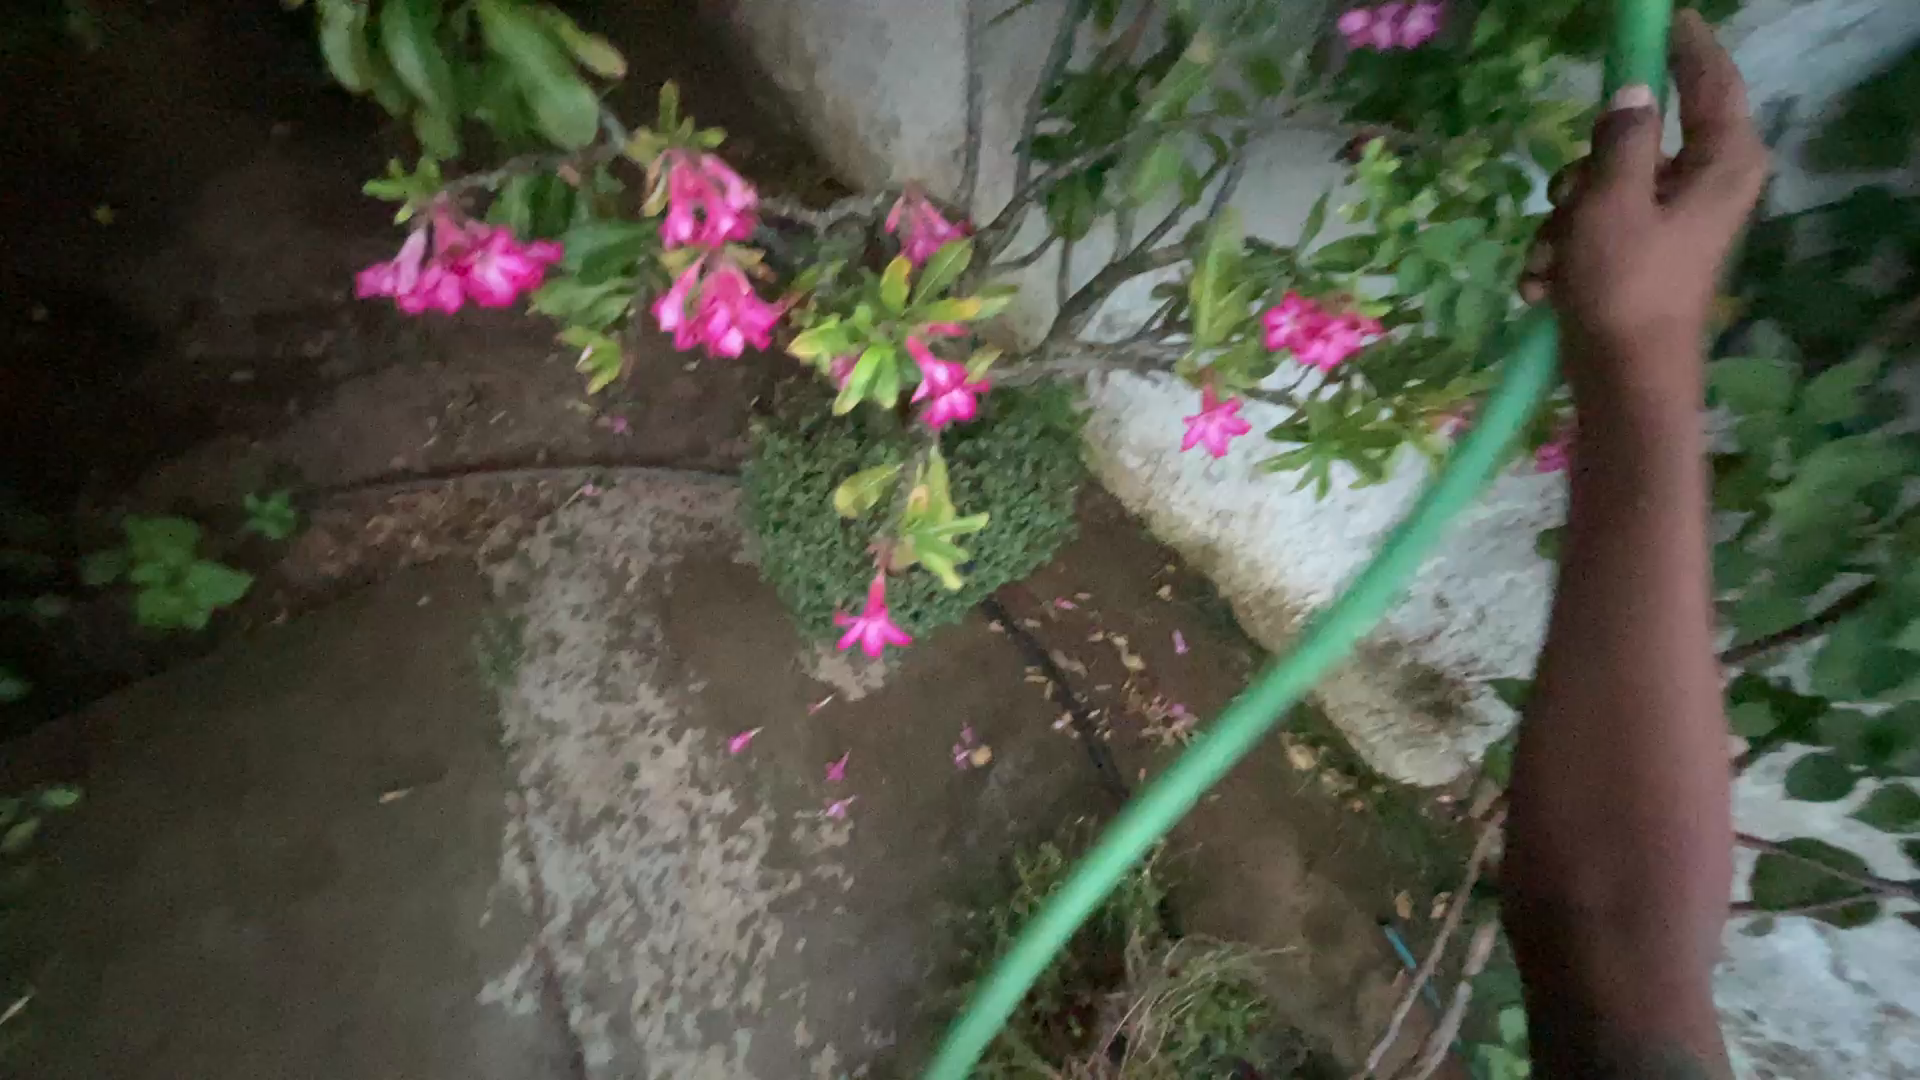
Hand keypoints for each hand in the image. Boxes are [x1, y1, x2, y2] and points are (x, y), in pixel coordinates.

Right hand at [1521, 11, 1767, 396]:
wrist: (1619, 371)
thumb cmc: (1623, 286)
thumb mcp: (1610, 205)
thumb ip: (1619, 143)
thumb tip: (1627, 96)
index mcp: (1720, 163)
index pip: (1709, 84)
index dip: (1682, 50)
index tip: (1661, 24)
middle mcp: (1699, 187)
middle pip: (1630, 148)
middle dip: (1577, 182)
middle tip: (1560, 208)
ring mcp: (1664, 226)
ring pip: (1595, 197)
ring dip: (1555, 230)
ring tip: (1546, 267)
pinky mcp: (1632, 259)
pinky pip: (1585, 237)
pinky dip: (1558, 259)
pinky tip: (1545, 287)